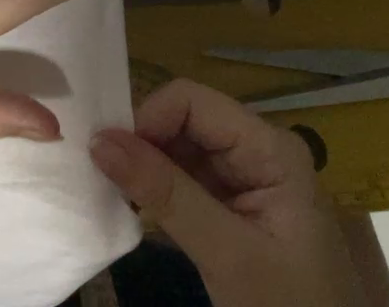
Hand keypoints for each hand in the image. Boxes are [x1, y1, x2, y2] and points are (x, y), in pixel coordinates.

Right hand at [90, 80, 368, 306]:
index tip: (109, 156)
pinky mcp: (229, 206)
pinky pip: (181, 179)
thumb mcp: (228, 254)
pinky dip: (154, 190)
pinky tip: (134, 208)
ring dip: (143, 168)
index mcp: (269, 147)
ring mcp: (243, 177)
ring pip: (177, 148)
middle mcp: (256, 149)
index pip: (192, 101)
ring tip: (111, 192)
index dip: (148, 118)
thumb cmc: (290, 306)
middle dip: (141, 143)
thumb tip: (98, 141)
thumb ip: (166, 195)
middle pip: (182, 120)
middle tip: (102, 178)